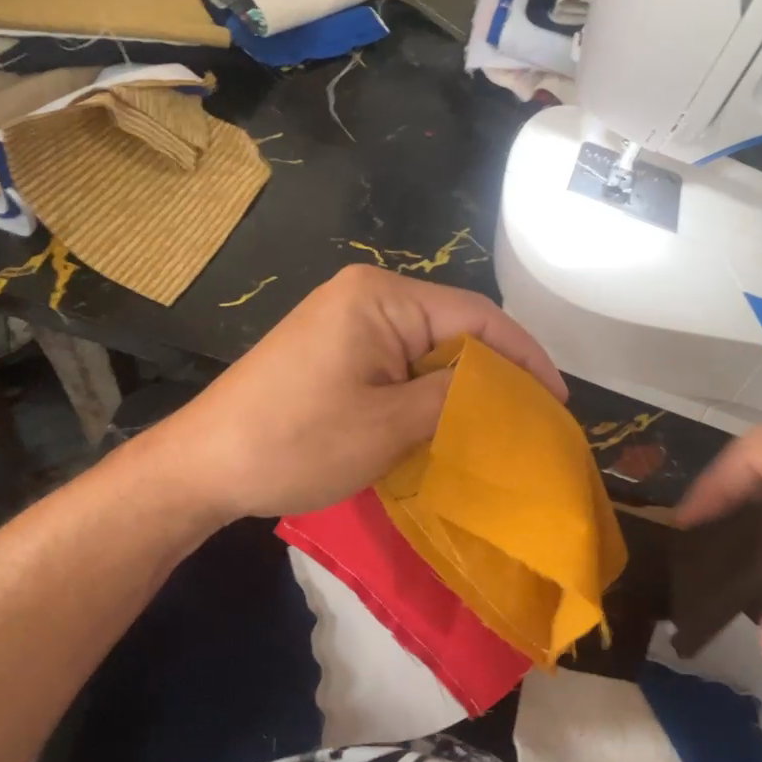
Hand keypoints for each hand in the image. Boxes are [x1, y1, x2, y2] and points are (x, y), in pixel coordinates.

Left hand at [152, 265, 565, 521]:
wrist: (203, 465)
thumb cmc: (297, 442)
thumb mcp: (389, 425)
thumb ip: (455, 399)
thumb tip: (504, 393)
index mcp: (382, 297)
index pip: (476, 316)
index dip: (524, 356)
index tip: (558, 401)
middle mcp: (366, 295)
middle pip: (453, 329)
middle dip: (493, 373)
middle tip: (532, 421)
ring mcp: (344, 321)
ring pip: (426, 350)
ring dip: (459, 387)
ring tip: (497, 427)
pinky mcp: (332, 349)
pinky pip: (396, 363)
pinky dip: (425, 392)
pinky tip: (444, 424)